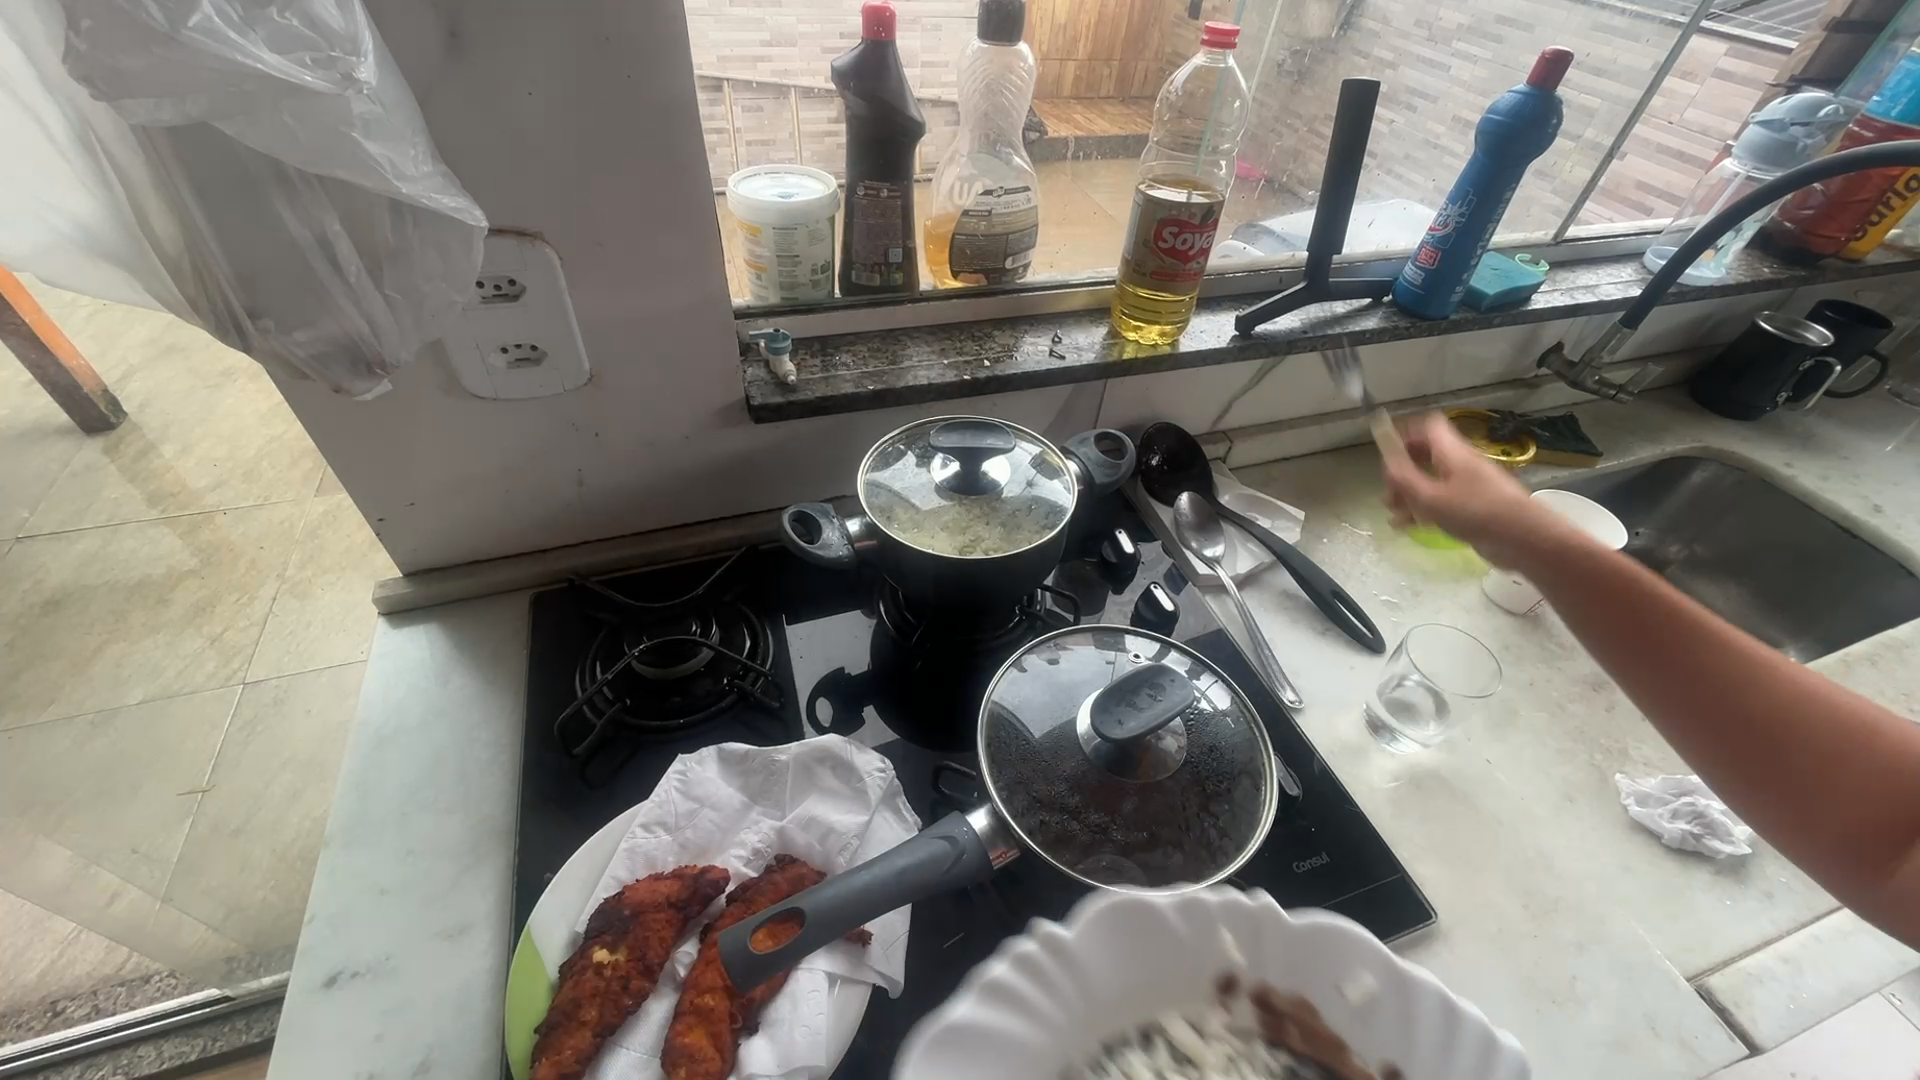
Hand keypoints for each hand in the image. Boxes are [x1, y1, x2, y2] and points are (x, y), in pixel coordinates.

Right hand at [1379, 412, 1577, 567]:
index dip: (1405, 433)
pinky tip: (1406, 525)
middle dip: (1401, 471)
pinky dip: (1422, 509)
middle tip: (1388, 491)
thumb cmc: (1476, 513)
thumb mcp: (1430, 497)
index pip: (1427, 426)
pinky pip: (1440, 501)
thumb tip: (1385, 461)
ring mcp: (1467, 485)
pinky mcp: (1471, 506)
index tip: (1386, 452)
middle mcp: (1460, 463)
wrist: (1525, 539)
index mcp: (1452, 453)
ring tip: (1393, 513)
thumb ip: (1403, 478)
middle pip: (1425, 454)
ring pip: (1429, 480)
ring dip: (1408, 494)